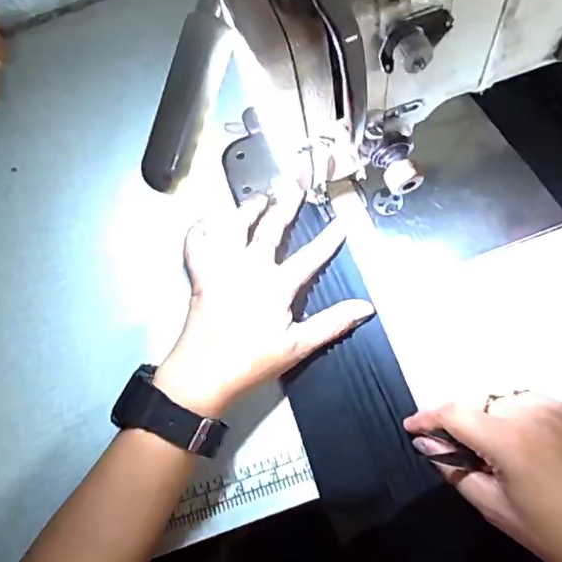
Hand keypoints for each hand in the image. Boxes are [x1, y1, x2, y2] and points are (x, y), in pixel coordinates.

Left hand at [153, 185, 373, 416]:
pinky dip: (202, 229)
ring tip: (259, 196)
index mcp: (275, 286)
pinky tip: (208, 220)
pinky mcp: (201, 276)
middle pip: (271, 229)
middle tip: (297, 186)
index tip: (341, 224)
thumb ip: (332, 323)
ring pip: (233, 226)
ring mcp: (222, 269)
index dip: (329, 239)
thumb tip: (364, 308)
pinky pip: (197, 244)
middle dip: (287, 205)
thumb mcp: (298, 345)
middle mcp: (248, 269)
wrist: (201, 374)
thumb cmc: (249, 362)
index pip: (310, 256)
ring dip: (247, 209)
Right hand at [405, 394, 561, 561]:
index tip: (413, 428)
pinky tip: (530, 449)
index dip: (428, 418)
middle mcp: (534, 410)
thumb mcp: (500, 513)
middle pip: (482, 402)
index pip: (455, 411)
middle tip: (458, 452)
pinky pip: (539, 405)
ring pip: (510, 400)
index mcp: (509, 437)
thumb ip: (460, 473)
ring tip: (496, 452)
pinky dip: (523, 419)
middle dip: (463, 420)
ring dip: (494, 417)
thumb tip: (434, 449)